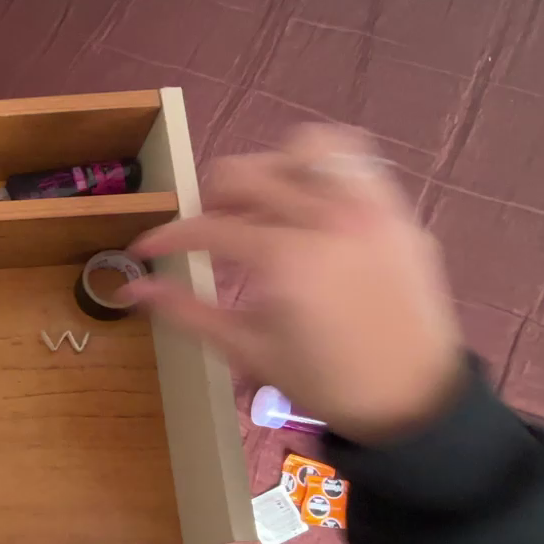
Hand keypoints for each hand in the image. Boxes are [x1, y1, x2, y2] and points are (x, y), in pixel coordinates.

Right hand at [124, 125, 464, 443]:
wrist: (411, 396)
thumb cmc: (319, 379)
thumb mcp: (243, 348)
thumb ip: (185, 310)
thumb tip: (131, 291)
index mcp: (285, 257)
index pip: (207, 227)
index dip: (166, 238)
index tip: (146, 249)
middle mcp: (327, 217)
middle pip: (247, 173)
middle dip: (210, 198)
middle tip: (203, 229)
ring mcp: (370, 208)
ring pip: (306, 148)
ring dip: (268, 170)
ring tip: (257, 207)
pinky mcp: (397, 212)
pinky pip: (354, 164)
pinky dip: (319, 172)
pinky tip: (304, 208)